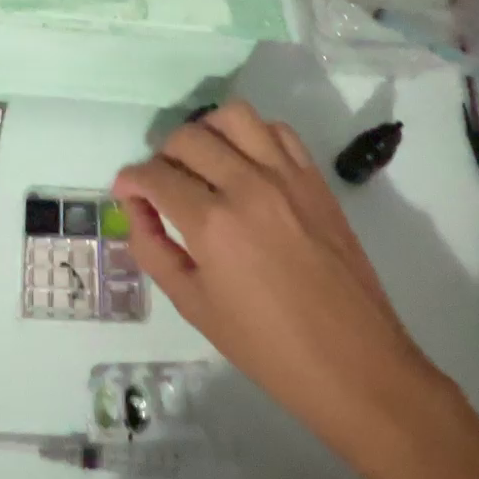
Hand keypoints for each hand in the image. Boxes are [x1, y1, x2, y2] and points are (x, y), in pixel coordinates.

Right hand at [113, 100, 429, 419]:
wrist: (352, 362)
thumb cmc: (266, 345)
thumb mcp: (193, 305)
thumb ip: (153, 249)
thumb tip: (136, 209)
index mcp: (212, 224)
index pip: (154, 176)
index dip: (130, 181)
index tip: (126, 192)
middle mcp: (247, 185)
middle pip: (188, 137)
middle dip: (161, 155)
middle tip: (162, 184)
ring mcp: (286, 176)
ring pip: (233, 116)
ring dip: (206, 131)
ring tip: (202, 160)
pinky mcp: (315, 178)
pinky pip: (277, 130)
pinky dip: (252, 135)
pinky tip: (245, 163)